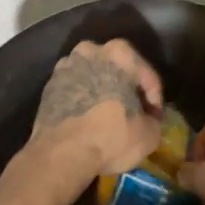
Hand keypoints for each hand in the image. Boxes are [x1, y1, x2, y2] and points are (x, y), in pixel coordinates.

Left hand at [29, 40, 164, 177]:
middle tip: (134, 113)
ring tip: (110, 117)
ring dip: (104, 92)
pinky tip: (90, 120)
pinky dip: (85, 101)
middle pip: (118, 71)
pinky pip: (76, 90)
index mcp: (120, 53)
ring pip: (94, 78)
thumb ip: (154, 120)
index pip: (148, 77)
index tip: (156, 118)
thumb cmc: (111, 137)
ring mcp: (65, 67)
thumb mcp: (150, 135)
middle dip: (127, 90)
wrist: (61, 153)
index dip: (155, 100)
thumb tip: (148, 119)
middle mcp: (91, 51)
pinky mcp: (48, 86)